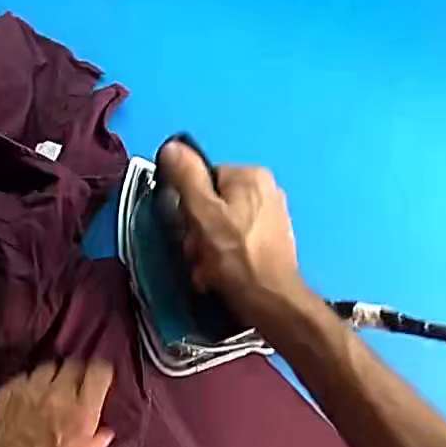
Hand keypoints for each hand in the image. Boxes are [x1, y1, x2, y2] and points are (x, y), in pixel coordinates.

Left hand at [0, 360, 115, 446]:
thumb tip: (102, 434)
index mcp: (80, 415)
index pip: (99, 373)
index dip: (101, 373)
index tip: (99, 379)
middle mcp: (56, 396)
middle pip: (73, 364)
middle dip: (77, 373)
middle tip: (75, 386)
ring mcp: (27, 391)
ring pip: (48, 367)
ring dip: (53, 376)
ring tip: (51, 390)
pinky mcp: (4, 392)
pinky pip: (24, 376)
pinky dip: (30, 383)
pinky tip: (28, 399)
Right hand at [156, 139, 311, 327]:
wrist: (271, 300)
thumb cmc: (235, 257)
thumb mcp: (203, 214)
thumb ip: (186, 178)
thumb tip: (172, 146)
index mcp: (250, 175)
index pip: (203, 180)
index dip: (189, 207)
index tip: (189, 230)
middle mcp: (266, 189)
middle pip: (212, 204)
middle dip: (198, 232)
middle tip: (198, 254)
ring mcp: (272, 215)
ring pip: (222, 225)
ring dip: (208, 248)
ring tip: (209, 269)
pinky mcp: (273, 239)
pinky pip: (237, 240)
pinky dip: (225, 256)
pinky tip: (222, 273)